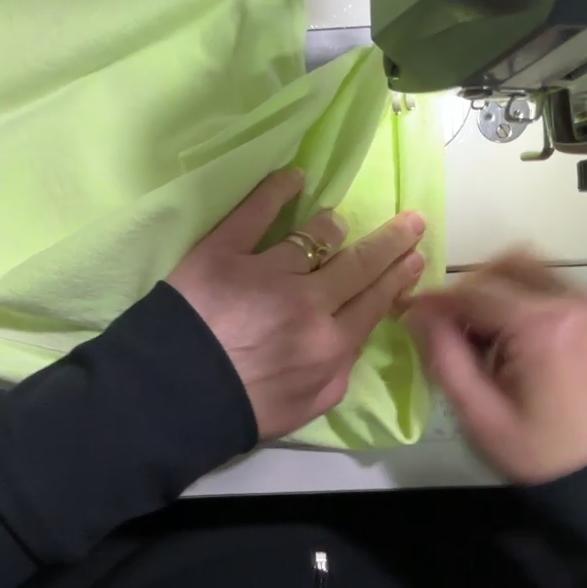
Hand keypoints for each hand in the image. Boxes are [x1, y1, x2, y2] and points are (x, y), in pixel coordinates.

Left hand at [168, 169, 426, 439]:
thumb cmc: (239, 411)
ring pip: (314, 236)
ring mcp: (266, 273)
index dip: (398, 277)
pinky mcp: (224, 252)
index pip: (374, 302)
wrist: (172, 399)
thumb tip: (351, 339)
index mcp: (330, 345)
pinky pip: (256, 212)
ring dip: (332, 226)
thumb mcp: (306, 408)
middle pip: (358, 264)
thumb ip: (337, 374)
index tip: (414, 257)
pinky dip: (276, 189)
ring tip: (337, 221)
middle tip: (410, 220)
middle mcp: (308, 303)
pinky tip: (293, 177)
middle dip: (390, 241)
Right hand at [405, 251, 586, 482]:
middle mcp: (575, 303)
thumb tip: (417, 313)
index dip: (437, 301)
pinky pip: (558, 288)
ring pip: (533, 271)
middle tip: (454, 329)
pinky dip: (529, 301)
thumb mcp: (479, 415)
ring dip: (501, 293)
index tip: (412, 315)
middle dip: (471, 290)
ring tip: (489, 337)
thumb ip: (444, 356)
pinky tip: (521, 342)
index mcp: (541, 327)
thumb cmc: (540, 452)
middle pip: (506, 266)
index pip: (473, 291)